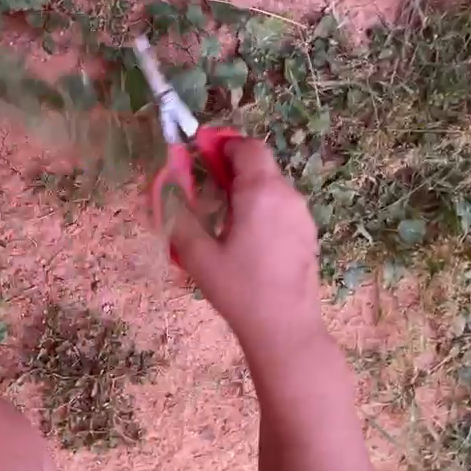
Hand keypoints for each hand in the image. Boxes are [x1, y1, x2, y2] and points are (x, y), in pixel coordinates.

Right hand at [169, 138, 325, 356]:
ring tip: (217, 212)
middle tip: (201, 182)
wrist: (285, 326)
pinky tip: (240, 233)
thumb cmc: (238, 288)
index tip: (197, 152)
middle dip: (229, 165)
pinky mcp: (305, 233)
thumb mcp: (197, 254)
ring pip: (270, 185)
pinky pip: (279, 205)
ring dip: (243, 186)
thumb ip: (179, 215)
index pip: (246, 147)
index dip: (221, 144)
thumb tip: (165, 190)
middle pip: (259, 163)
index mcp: (260, 193)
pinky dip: (258, 205)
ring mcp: (300, 215)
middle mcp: (286, 196)